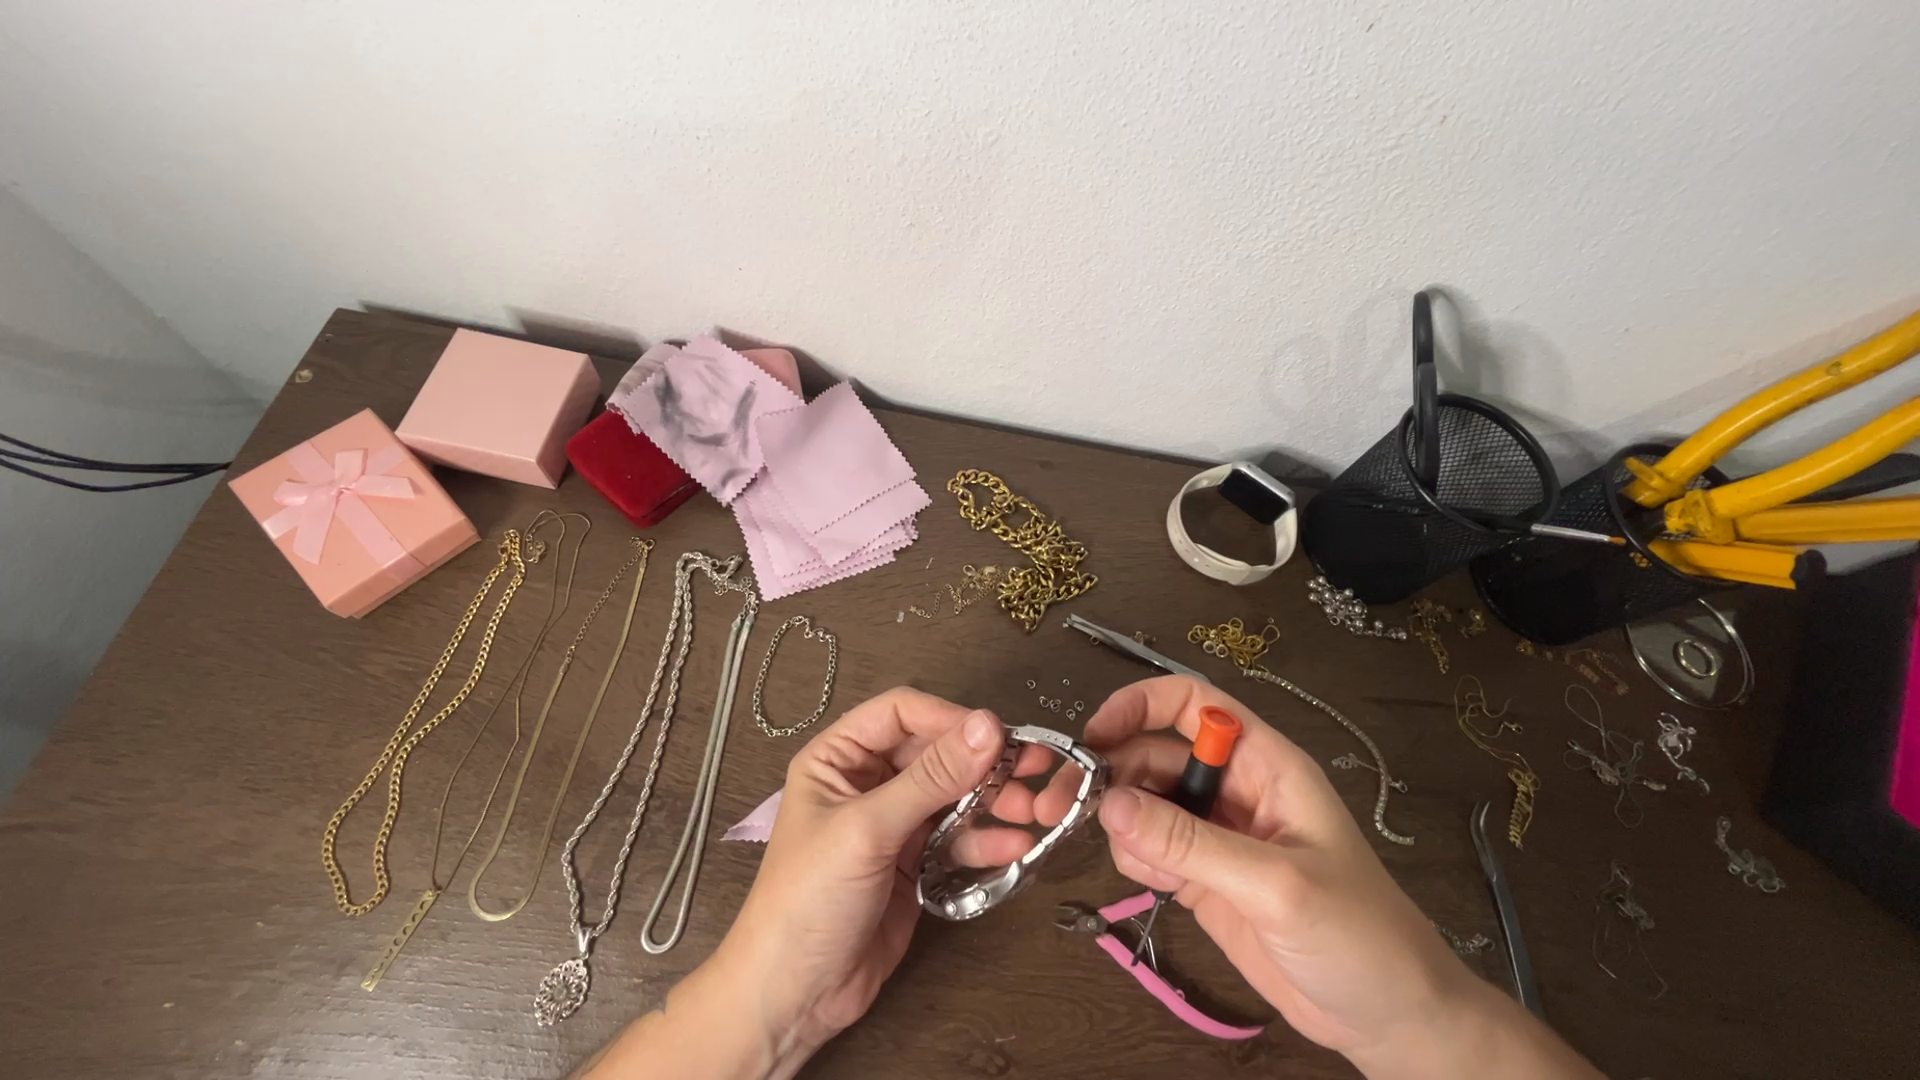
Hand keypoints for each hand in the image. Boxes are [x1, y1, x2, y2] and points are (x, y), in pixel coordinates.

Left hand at [704, 687, 1047, 1069]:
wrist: (793, 998)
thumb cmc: (809, 900)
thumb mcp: (868, 830)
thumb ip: (932, 777)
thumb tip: (989, 725)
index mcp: (838, 757)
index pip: (901, 713)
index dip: (949, 717)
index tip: (997, 735)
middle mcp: (867, 781)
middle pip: (935, 751)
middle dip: (981, 761)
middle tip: (1032, 767)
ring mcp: (893, 823)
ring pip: (952, 793)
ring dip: (992, 800)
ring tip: (1031, 811)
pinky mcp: (914, 862)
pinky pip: (956, 838)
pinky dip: (985, 840)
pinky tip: (1015, 847)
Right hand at [1023, 676, 1600, 1079]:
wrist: (1389, 1019)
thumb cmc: (1357, 935)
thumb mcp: (1275, 884)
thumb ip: (1190, 844)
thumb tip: (1107, 803)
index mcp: (1263, 764)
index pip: (1193, 705)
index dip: (1141, 706)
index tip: (1094, 736)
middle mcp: (1231, 788)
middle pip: (1152, 751)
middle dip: (1108, 769)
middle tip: (1064, 803)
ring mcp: (1213, 833)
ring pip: (1141, 799)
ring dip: (1116, 817)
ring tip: (1122, 853)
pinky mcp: (1199, 876)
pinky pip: (1146, 848)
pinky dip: (1133, 857)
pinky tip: (1153, 885)